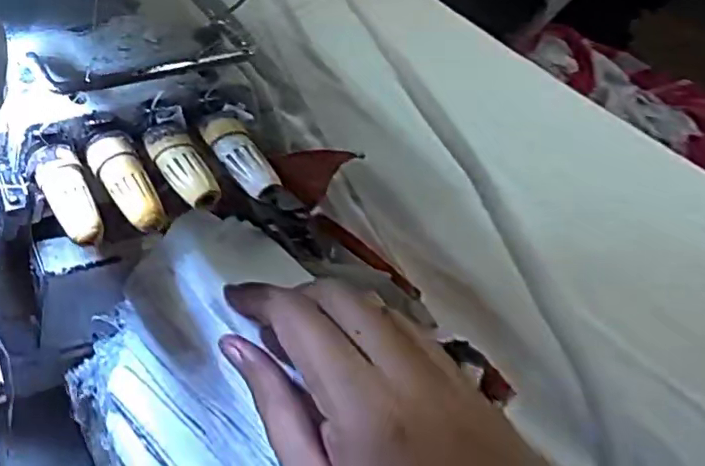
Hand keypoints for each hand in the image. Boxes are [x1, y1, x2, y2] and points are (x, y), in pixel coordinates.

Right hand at [221, 279, 543, 465]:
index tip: (233, 299)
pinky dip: (374, 324)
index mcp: (365, 405)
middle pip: (337, 295)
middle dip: (296, 297)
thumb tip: (236, 345)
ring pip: (376, 303)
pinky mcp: (471, 386)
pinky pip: (411, 328)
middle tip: (270, 328)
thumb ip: (275, 409)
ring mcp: (447, 376)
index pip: (298, 316)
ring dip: (335, 307)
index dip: (258, 298)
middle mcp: (409, 374)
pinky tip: (362, 356)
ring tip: (313, 342)